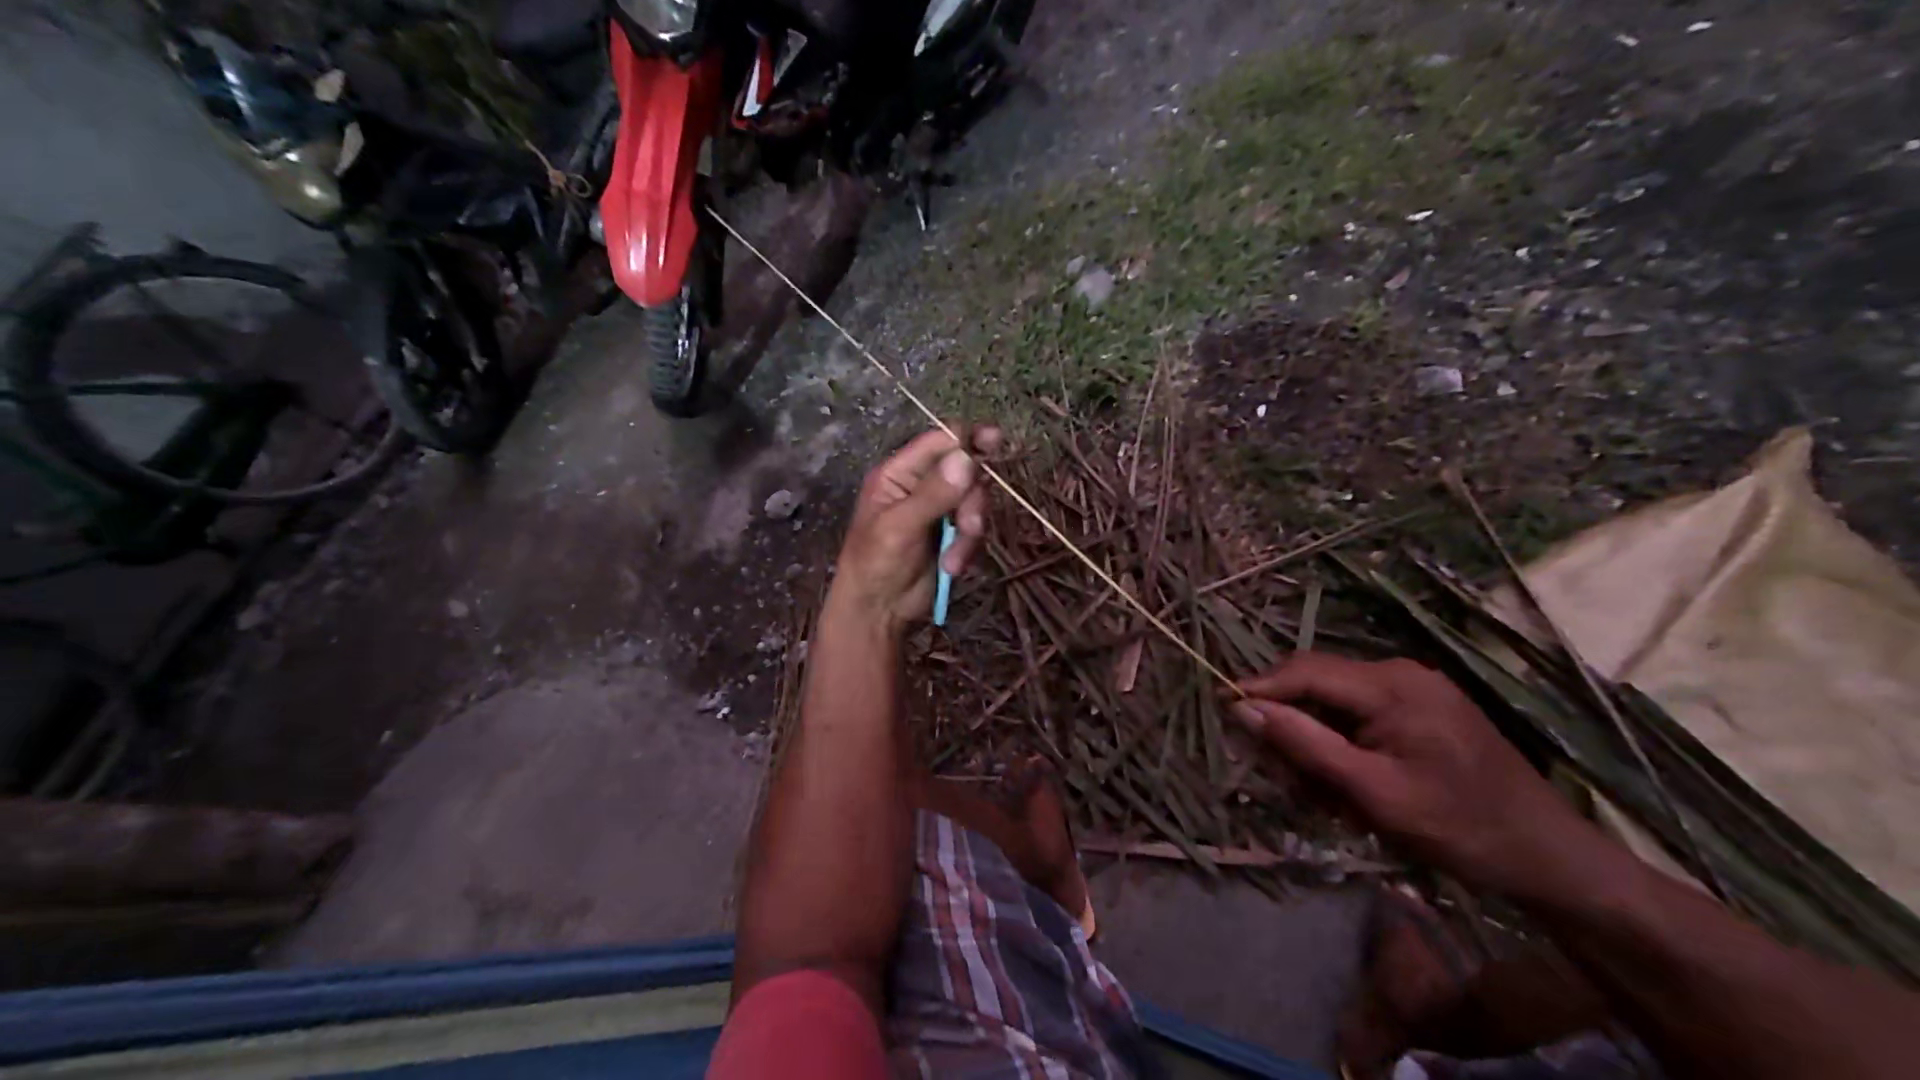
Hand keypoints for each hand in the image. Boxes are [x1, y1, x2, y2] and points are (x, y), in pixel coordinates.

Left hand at [832, 425, 1000, 629]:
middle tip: (967, 527)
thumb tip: (966, 457)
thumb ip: (934, 493)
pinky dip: (967, 549)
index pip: (939, 442)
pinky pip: (974, 530)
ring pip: (973, 503)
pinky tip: (951, 568)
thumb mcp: (900, 526)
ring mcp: (938, 511)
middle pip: (965, 472)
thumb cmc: (875, 564)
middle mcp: (920, 486)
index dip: (967, 439)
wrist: (877, 613)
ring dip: (969, 532)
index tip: (995, 441)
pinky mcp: (951, 536)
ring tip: (953, 561)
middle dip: (970, 502)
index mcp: (898, 474)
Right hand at [1228, 653, 1603, 900]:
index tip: (1223, 713)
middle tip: (1281, 774)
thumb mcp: (1372, 791)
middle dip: (1292, 725)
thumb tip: (1243, 708)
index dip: (1259, 689)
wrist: (1552, 858)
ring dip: (1317, 741)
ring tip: (1323, 793)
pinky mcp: (1422, 708)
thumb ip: (1305, 745)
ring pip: (1335, 702)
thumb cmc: (1461, 826)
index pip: (1304, 672)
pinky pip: (1360, 714)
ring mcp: (1414, 688)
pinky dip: (1343, 745)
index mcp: (1392, 684)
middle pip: (1318, 684)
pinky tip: (1350, 784)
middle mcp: (1400, 672)